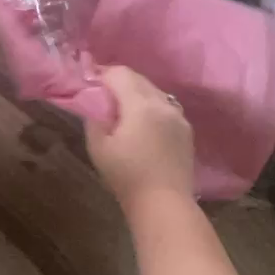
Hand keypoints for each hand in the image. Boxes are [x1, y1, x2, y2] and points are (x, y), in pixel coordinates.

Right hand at [85, 65, 195, 207]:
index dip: (102, 73)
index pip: (120, 74)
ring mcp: (179, 116)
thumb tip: (95, 104)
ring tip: (120, 107)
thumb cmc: (125, 175)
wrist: (163, 202)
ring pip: (154, 92)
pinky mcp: (186, 129)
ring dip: (136, 92)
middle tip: (100, 92)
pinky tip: (141, 122)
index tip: (88, 80)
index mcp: (140, 105)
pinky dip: (150, 106)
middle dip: (118, 81)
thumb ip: (94, 118)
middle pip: (139, 79)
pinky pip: (165, 106)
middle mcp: (163, 104)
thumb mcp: (98, 147)